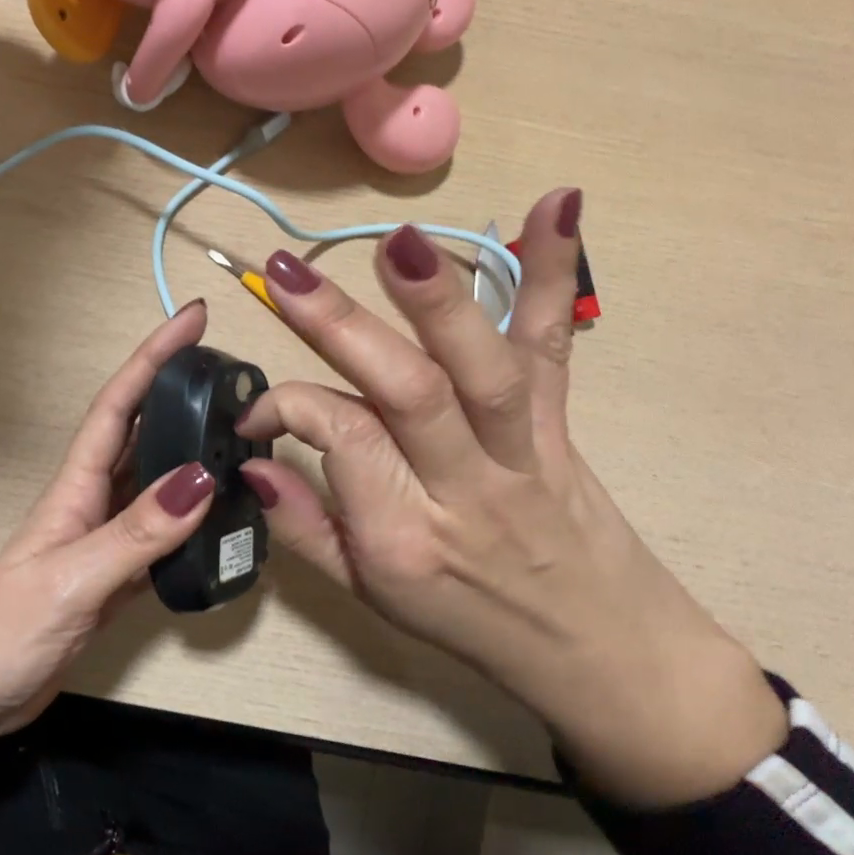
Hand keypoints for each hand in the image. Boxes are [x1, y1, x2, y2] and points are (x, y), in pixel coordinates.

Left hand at [0, 302, 217, 747]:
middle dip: (180, 395)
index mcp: (71, 493)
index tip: (193, 317)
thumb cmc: (2, 634)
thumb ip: (133, 535)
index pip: (115, 410)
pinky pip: (159, 540)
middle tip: (238, 370)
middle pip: (140, 438)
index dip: (151, 360)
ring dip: (192, 455)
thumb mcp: (70, 582)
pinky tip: (223, 521)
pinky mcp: (111, 583)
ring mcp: (100, 546)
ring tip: (244, 433)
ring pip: (154, 487)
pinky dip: (192, 525)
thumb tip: (202, 478)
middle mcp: (88, 508)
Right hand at [237, 191, 784, 805]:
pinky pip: (554, 348)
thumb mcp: (365, 593)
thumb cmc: (464, 621)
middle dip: (342, 328)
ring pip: (483, 367)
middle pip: (408, 392)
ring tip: (398, 241)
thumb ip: (303, 527)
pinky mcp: (559, 421)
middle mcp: (465, 485)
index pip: (339, 441)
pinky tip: (557, 206)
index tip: (252, 412)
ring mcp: (522, 448)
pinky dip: (555, 275)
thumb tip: (253, 463)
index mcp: (403, 533)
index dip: (285, 408)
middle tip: (287, 274)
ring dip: (439, 298)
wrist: (600, 649)